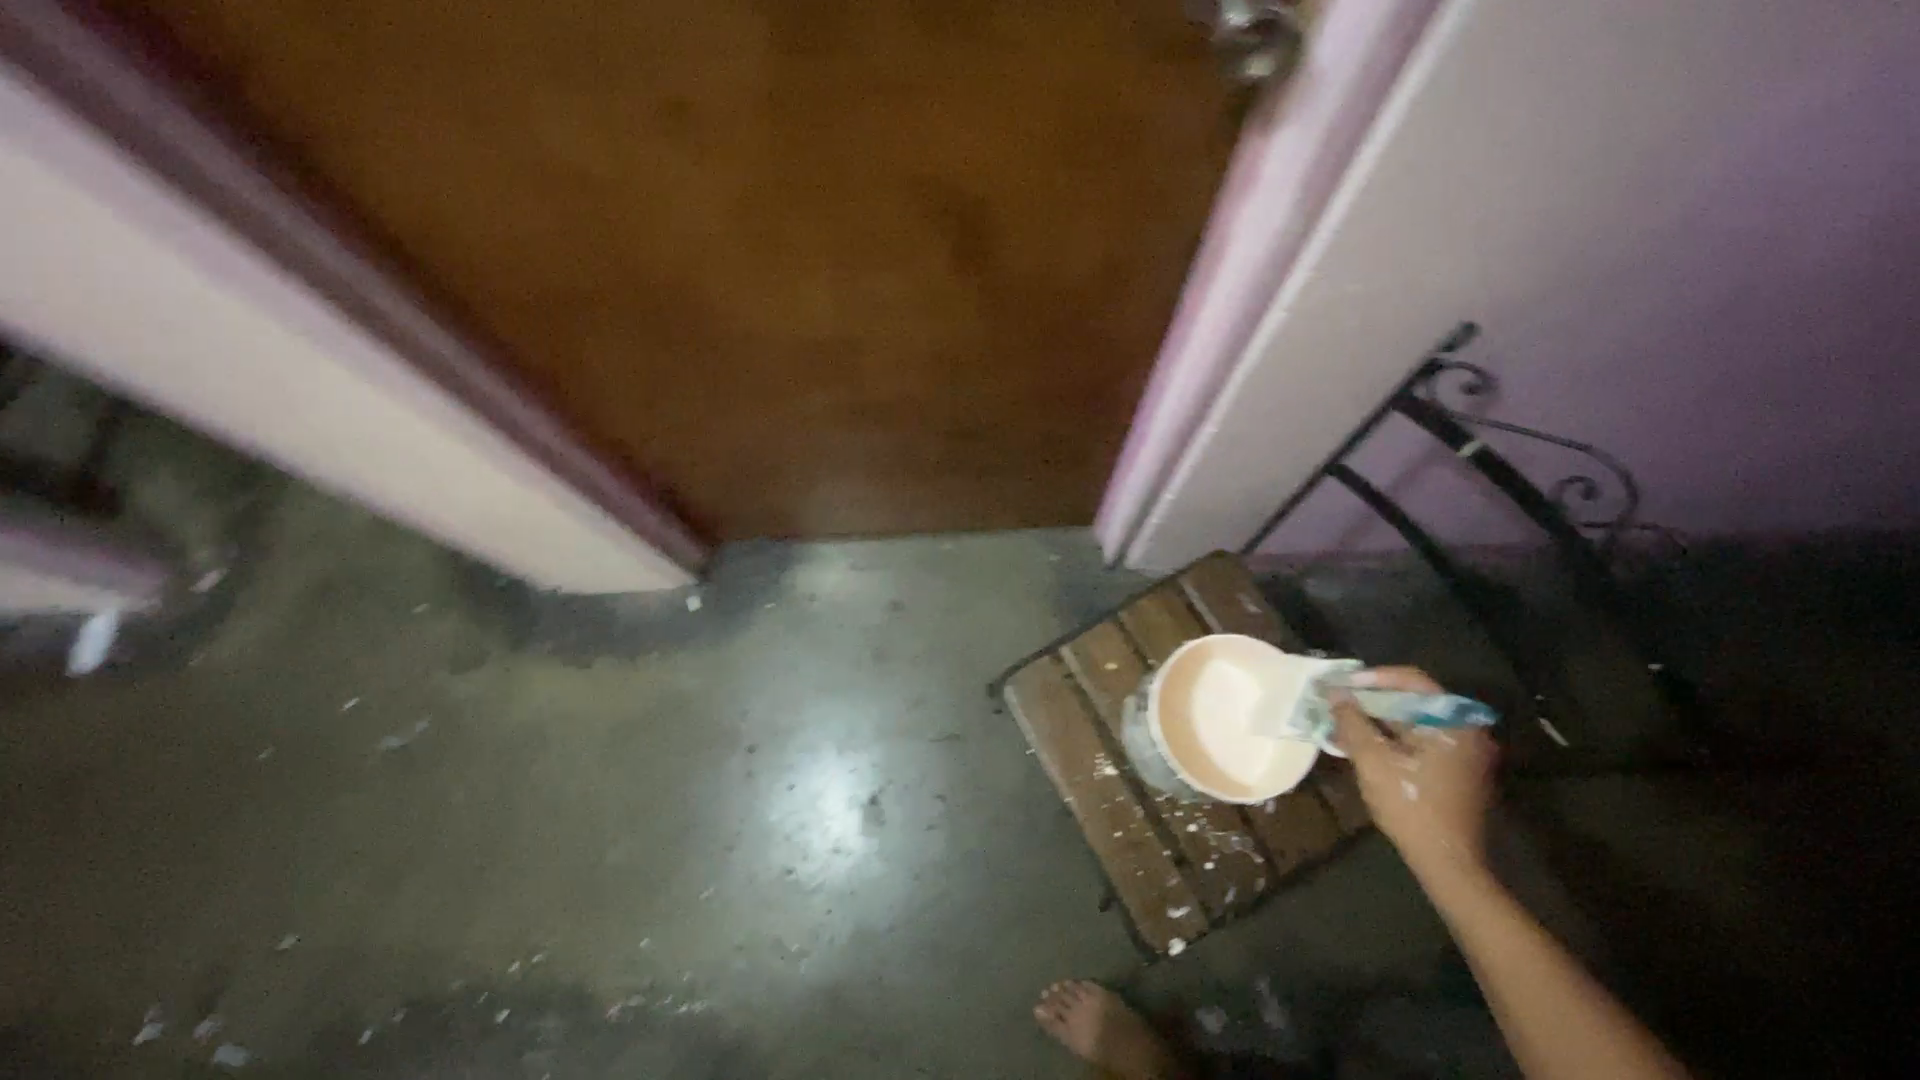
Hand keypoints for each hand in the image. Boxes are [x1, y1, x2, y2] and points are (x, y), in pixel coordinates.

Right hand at [1331, 666, 1497, 882]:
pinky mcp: (1457, 770)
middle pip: (1414, 700)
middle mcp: (1465, 729)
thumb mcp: (1373, 761)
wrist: (1448, 862)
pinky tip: (1363, 744)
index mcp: (1452, 722)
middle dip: (1372, 699)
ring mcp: (1464, 751)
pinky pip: (1420, 740)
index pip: (1411, 680)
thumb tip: (1334, 693)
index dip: (1372, 678)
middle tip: (1338, 701)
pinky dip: (1392, 737)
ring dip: (1378, 719)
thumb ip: (1352, 722)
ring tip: (1343, 722)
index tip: (1341, 684)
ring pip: (1414, 722)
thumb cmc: (1411, 807)